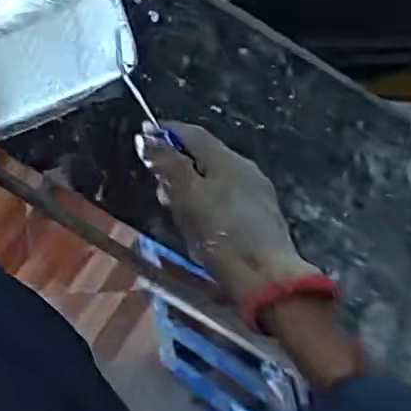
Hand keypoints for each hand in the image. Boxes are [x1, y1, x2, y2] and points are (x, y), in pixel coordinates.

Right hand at [136, 123, 334, 328]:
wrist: (267, 279)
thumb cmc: (219, 232)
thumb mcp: (184, 194)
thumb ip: (165, 162)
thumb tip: (147, 136)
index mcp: (225, 159)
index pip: (191, 132)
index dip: (165, 132)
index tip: (143, 138)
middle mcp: (245, 168)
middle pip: (203, 154)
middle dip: (176, 163)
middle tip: (157, 183)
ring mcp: (257, 192)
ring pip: (214, 176)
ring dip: (190, 183)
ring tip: (174, 207)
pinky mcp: (262, 216)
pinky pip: (226, 195)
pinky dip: (206, 199)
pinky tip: (199, 221)